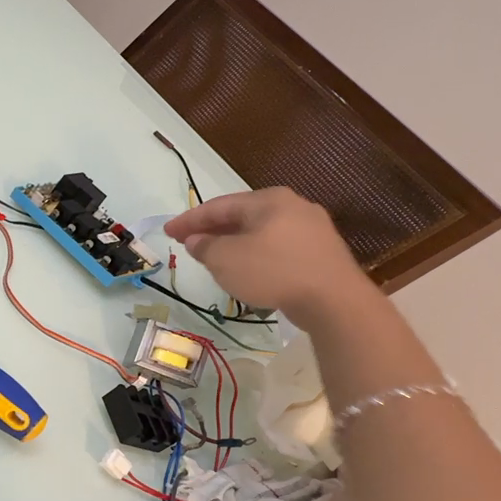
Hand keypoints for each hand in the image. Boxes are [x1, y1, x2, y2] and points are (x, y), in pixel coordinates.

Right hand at [163, 188, 376, 322]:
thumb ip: (204, 246)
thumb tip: (197, 240)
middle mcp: (292, 206)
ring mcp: (310, 228)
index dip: (188, 219)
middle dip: (211, 229)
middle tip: (187, 241)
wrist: (334, 300)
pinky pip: (276, 245)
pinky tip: (243, 266)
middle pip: (240, 215)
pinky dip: (253, 252)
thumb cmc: (273, 270)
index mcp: (268, 200)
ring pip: (259, 231)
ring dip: (232, 241)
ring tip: (212, 255)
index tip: (167, 231)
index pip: (218, 206)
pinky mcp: (319, 251)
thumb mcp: (224, 259)